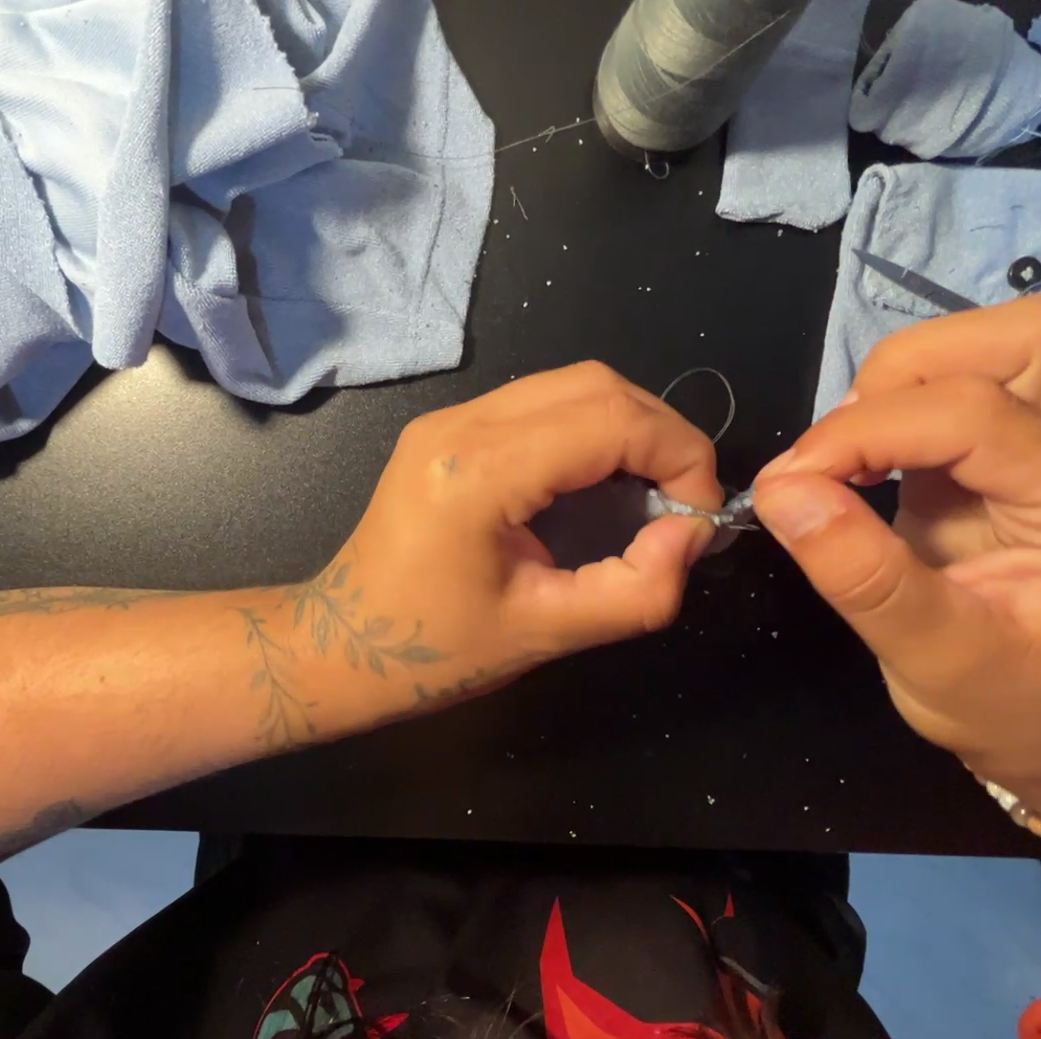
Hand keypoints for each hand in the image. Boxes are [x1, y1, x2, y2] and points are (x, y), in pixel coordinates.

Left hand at [339, 361, 721, 687]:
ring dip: (626, 428)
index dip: (679, 456)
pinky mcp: (445, 430)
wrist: (343, 644)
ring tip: (646, 494)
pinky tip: (596, 484)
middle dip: (660, 435)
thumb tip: (692, 534)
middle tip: (679, 502)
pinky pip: (537, 404)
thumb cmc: (435, 652)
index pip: (611, 420)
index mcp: (478, 471)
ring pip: (568, 385)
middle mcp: (459, 425)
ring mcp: (446, 420)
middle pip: (595, 384)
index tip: (697, 517)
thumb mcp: (547, 633)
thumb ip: (638, 589)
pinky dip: (587, 432)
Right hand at [754, 297, 1040, 805]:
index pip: (978, 414)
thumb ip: (857, 572)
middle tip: (841, 451)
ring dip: (904, 379)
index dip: (865, 431)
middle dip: (905, 376)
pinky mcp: (1021, 450)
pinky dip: (900, 402)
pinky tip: (866, 460)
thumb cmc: (1008, 707)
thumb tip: (778, 489)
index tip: (787, 481)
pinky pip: (969, 380)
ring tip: (851, 453)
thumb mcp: (926, 658)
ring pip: (1002, 342)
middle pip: (1024, 338)